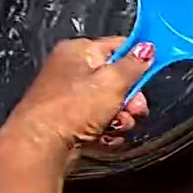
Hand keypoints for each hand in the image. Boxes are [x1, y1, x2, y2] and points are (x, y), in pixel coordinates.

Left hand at [0, 37, 152, 168]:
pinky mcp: (70, 121)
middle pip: (117, 79)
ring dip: (121, 117)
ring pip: (111, 104)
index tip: (151, 73)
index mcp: (79, 51)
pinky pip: (99, 122)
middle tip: (134, 109)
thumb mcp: (112, 81)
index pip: (118, 47)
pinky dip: (107, 130)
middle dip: (131, 98)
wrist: (41, 145)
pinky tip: (105, 136)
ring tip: (116, 126)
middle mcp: (72, 71)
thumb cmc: (70, 109)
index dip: (138, 60)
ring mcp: (70, 97)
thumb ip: (134, 64)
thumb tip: (147, 48)